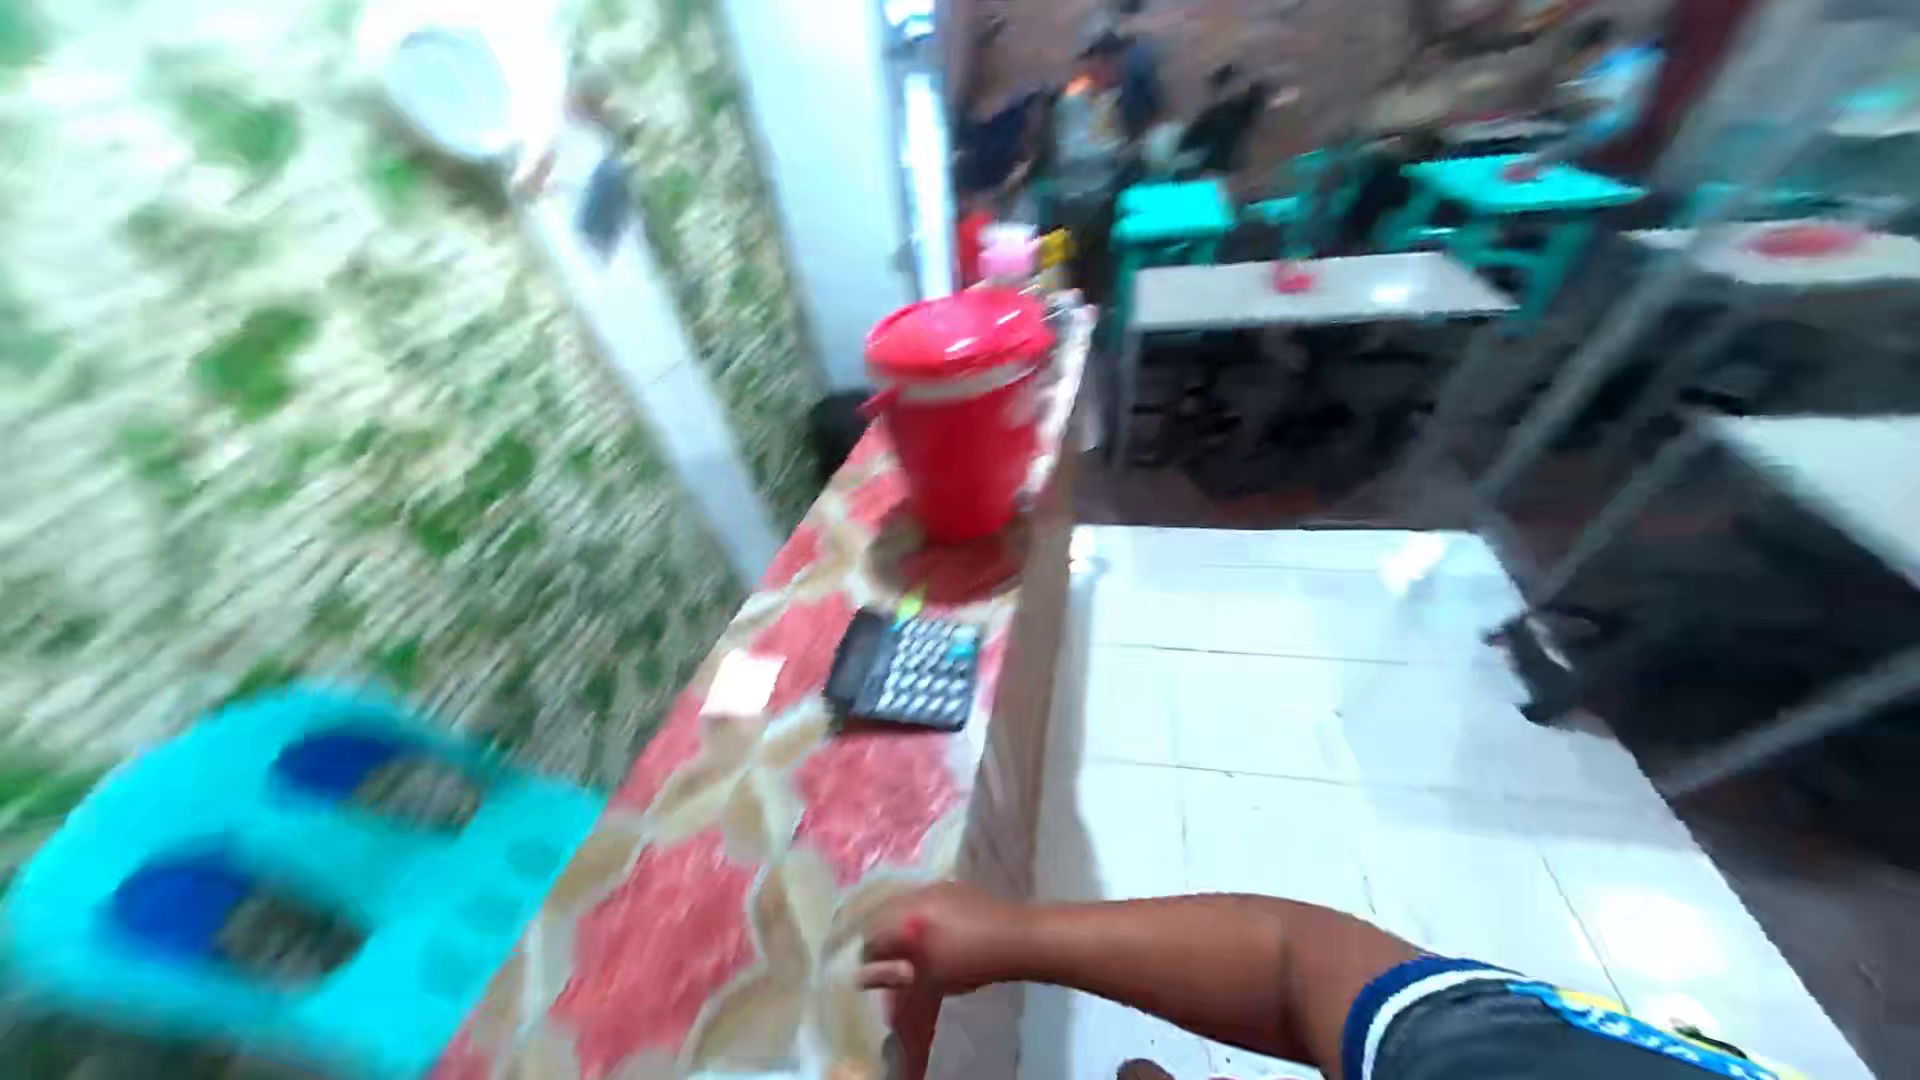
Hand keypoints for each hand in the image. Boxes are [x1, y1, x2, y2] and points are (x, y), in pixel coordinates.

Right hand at [858, 883, 1032, 996]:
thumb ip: (892, 975)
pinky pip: (918, 899)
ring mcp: (933, 887)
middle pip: (880, 914)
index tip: (873, 978)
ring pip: (899, 904)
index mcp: (906, 915)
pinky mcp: (949, 887)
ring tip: (903, 951)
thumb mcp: (927, 978)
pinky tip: (924, 934)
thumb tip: (863, 976)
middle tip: (885, 964)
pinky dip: (912, 916)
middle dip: (878, 939)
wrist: (1013, 936)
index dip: (869, 960)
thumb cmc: (969, 962)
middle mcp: (915, 894)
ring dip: (894, 926)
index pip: (870, 935)